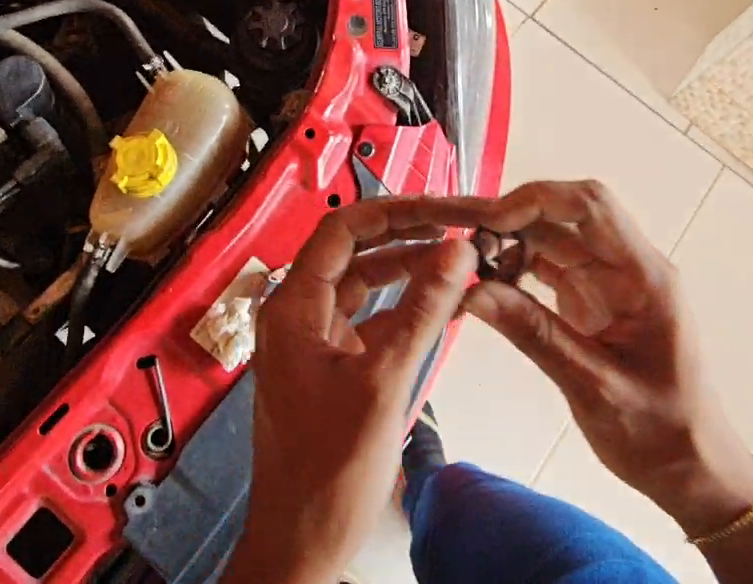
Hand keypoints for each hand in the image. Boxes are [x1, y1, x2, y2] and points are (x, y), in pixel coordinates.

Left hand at [223, 200, 477, 583]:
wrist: (300, 544)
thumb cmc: (330, 468)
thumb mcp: (384, 382)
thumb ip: (423, 311)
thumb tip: (459, 250)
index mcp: (294, 305)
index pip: (342, 230)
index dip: (393, 212)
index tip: (441, 208)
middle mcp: (298, 311)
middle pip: (354, 252)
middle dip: (406, 237)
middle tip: (458, 228)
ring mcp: (314, 338)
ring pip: (364, 284)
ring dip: (408, 271)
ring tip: (458, 261)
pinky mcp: (331, 363)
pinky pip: (369, 318)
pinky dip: (403, 308)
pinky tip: (441, 305)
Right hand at [459, 180, 752, 536]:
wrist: (691, 468)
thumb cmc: (659, 433)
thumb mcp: (594, 388)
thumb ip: (535, 334)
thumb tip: (471, 291)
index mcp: (644, 274)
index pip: (590, 205)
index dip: (536, 200)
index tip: (486, 222)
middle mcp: (625, 264)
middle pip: (564, 212)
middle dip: (510, 215)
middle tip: (458, 234)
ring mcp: (607, 279)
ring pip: (550, 235)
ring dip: (507, 240)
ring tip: (464, 262)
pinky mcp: (590, 297)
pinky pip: (547, 264)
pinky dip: (513, 267)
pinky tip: (485, 282)